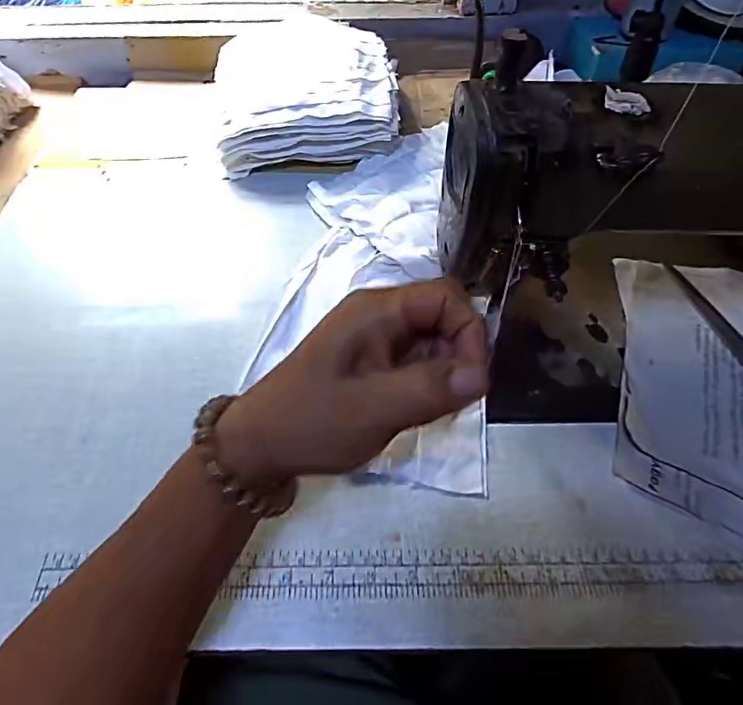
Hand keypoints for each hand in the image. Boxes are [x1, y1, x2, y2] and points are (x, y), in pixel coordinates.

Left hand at [217, 278, 489, 485]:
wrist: (260, 445)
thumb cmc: (310, 421)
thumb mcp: (372, 410)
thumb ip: (429, 389)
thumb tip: (482, 376)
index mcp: (376, 309)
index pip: (446, 297)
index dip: (469, 332)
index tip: (473, 380)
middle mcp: (380, 314)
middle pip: (443, 316)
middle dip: (460, 354)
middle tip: (456, 400)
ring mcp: (377, 337)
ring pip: (434, 341)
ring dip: (445, 372)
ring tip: (432, 409)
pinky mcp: (375, 360)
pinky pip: (418, 361)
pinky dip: (429, 383)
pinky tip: (417, 410)